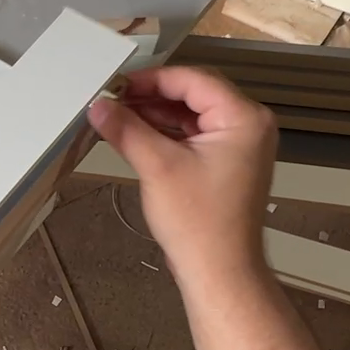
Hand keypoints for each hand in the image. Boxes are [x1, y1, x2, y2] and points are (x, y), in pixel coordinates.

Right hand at [86, 67, 277, 284]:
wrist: (217, 269)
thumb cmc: (201, 224)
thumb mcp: (157, 168)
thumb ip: (127, 131)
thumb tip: (101, 107)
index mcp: (243, 118)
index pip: (193, 80)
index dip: (152, 79)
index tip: (118, 86)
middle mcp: (248, 126)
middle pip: (194, 95)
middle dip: (152, 97)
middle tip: (114, 101)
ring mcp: (239, 147)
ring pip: (192, 117)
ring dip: (156, 116)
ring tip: (120, 119)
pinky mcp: (225, 165)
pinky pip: (193, 137)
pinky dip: (166, 135)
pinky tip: (138, 138)